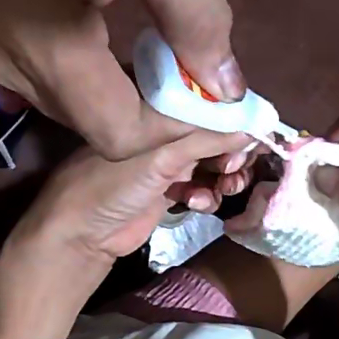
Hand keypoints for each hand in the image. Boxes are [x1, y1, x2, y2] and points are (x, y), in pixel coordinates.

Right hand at [0, 0, 242, 158]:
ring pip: (72, 110)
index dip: (172, 125)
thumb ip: (194, 14)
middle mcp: (10, 71)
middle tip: (185, 61)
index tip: (206, 89)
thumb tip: (225, 87)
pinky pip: (45, 85)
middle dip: (150, 109)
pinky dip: (87, 76)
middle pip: (95, 128)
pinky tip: (101, 34)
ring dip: (119, 92)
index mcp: (51, 50)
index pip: (119, 136)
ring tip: (151, 44)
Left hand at [16, 129, 252, 269]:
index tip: (249, 136)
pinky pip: (199, 187)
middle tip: (233, 168)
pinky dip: (204, 195)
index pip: (203, 104)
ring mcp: (162, 162)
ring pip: (208, 164)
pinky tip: (196, 204)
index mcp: (151, 109)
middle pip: (212, 135)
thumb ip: (208, 139)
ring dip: (222, 177)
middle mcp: (159, 130)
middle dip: (230, 153)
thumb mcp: (162, 157)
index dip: (230, 119)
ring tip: (224, 187)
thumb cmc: (113, 184)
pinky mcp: (164, 191)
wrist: (82, 234)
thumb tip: (256, 126)